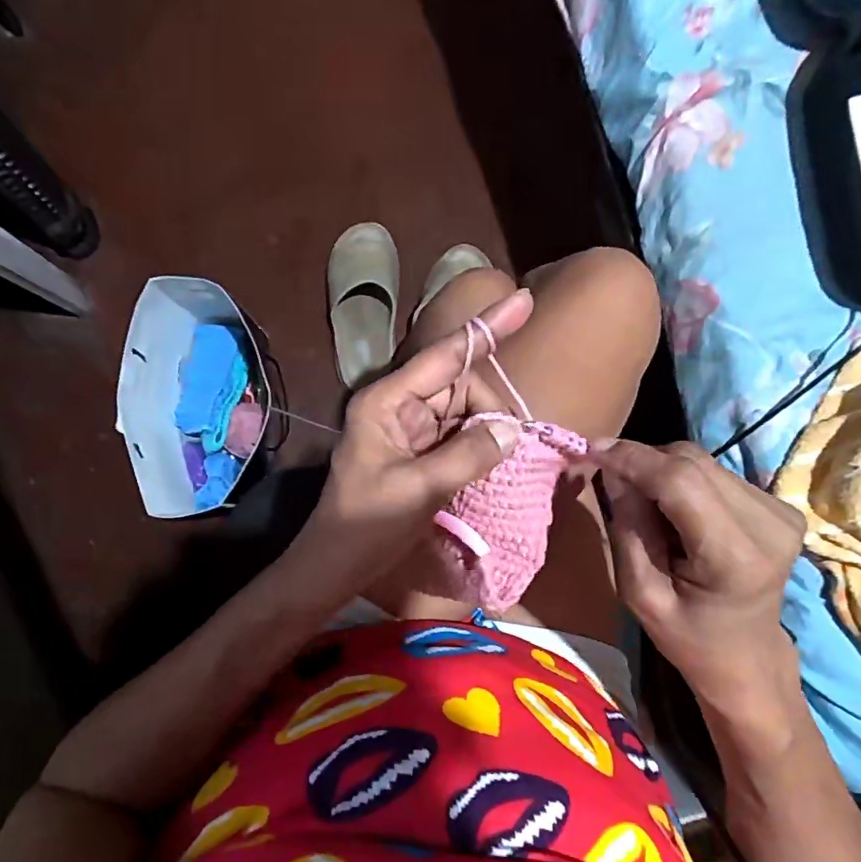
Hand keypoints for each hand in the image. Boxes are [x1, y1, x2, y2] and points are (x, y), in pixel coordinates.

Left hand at [293, 290, 533, 588]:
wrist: (337, 562)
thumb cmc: (368, 523)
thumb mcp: (419, 489)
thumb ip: (469, 454)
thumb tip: (513, 429)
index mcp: (387, 401)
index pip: (445, 356)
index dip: (486, 329)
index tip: (523, 299)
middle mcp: (398, 405)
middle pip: (459, 383)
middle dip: (489, 405)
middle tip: (507, 443)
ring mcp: (408, 428)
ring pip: (462, 409)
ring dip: (486, 427)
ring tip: (494, 460)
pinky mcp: (417, 451)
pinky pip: (457, 434)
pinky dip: (477, 444)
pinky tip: (489, 461)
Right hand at [592, 440, 806, 736]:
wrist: (746, 655)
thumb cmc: (687, 636)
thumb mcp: (639, 593)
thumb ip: (628, 530)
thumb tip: (613, 471)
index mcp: (736, 556)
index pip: (681, 482)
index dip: (633, 459)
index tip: (591, 449)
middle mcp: (769, 523)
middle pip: (692, 462)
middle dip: (642, 461)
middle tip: (607, 477)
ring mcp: (780, 510)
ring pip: (702, 461)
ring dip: (660, 470)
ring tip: (641, 504)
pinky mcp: (778, 504)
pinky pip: (714, 472)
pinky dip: (681, 480)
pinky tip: (671, 510)